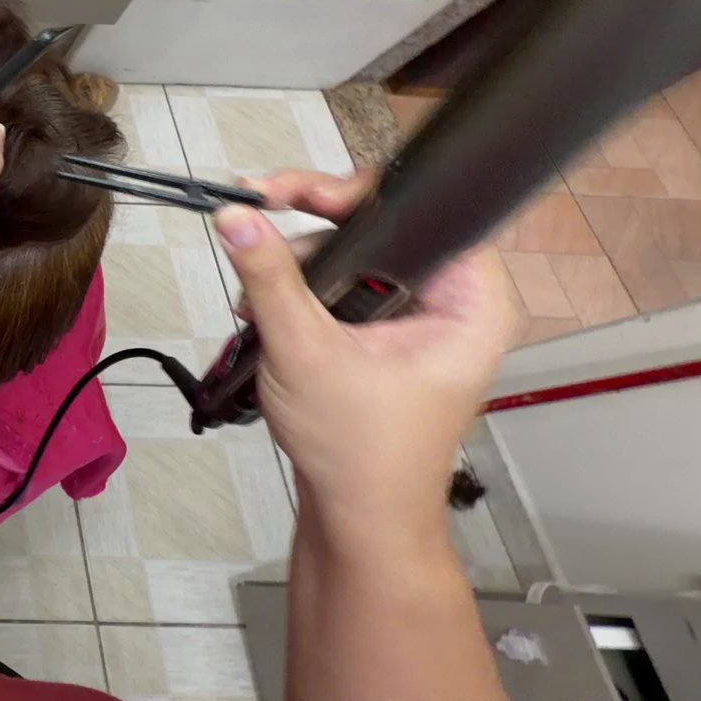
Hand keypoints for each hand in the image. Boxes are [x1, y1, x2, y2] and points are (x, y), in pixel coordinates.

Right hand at [213, 171, 518, 534]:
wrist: (353, 507)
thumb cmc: (354, 441)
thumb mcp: (303, 347)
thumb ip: (269, 275)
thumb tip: (235, 214)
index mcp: (466, 301)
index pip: (416, 213)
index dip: (349, 194)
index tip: (279, 193)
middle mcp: (446, 301)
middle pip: (373, 228)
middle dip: (303, 234)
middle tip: (252, 233)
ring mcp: (412, 317)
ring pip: (346, 255)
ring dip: (290, 266)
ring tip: (256, 300)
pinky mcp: (378, 331)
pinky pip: (335, 284)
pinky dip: (294, 289)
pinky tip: (265, 309)